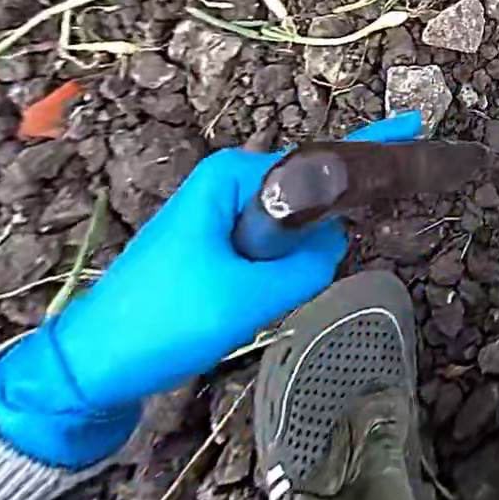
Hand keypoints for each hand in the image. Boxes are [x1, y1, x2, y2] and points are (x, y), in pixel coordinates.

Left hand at [0, 126, 395, 466]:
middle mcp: (233, 179)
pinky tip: (310, 262)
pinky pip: (281, 227)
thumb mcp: (248, 297)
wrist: (83, 372)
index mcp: (233, 176)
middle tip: (407, 180)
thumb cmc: (160, 322)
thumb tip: (337, 243)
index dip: (372, 147)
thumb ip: (312, 264)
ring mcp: (226, 206)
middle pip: (315, 177)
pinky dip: (303, 242)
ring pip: (301, 207)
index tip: (415, 127)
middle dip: (352, 191)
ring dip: (321, 229)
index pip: (320, 156)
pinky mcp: (223, 234)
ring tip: (337, 245)